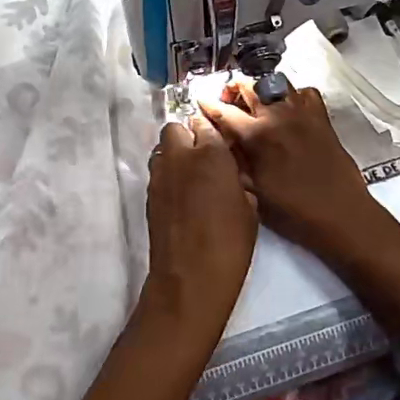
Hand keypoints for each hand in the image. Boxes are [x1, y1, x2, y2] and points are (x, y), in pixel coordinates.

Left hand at [142, 114, 257, 333]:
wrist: (190, 276)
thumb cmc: (230, 243)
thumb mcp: (250, 209)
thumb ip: (238, 181)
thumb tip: (230, 175)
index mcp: (211, 154)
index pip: (206, 124)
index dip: (213, 132)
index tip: (221, 144)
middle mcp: (181, 156)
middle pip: (175, 128)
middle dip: (187, 136)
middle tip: (204, 157)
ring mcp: (160, 174)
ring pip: (163, 148)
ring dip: (175, 154)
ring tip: (191, 176)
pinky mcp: (149, 193)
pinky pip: (157, 171)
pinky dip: (167, 174)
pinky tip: (181, 195)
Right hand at [201, 83, 398, 269]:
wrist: (339, 214)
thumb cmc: (292, 210)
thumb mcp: (252, 190)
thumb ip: (233, 160)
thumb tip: (219, 142)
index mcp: (256, 135)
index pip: (224, 110)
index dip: (208, 104)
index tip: (200, 101)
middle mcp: (277, 116)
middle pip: (249, 86)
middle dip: (232, 90)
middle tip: (227, 101)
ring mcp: (302, 113)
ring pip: (275, 83)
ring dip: (260, 89)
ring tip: (255, 103)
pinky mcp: (321, 117)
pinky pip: (304, 92)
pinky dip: (292, 95)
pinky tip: (287, 110)